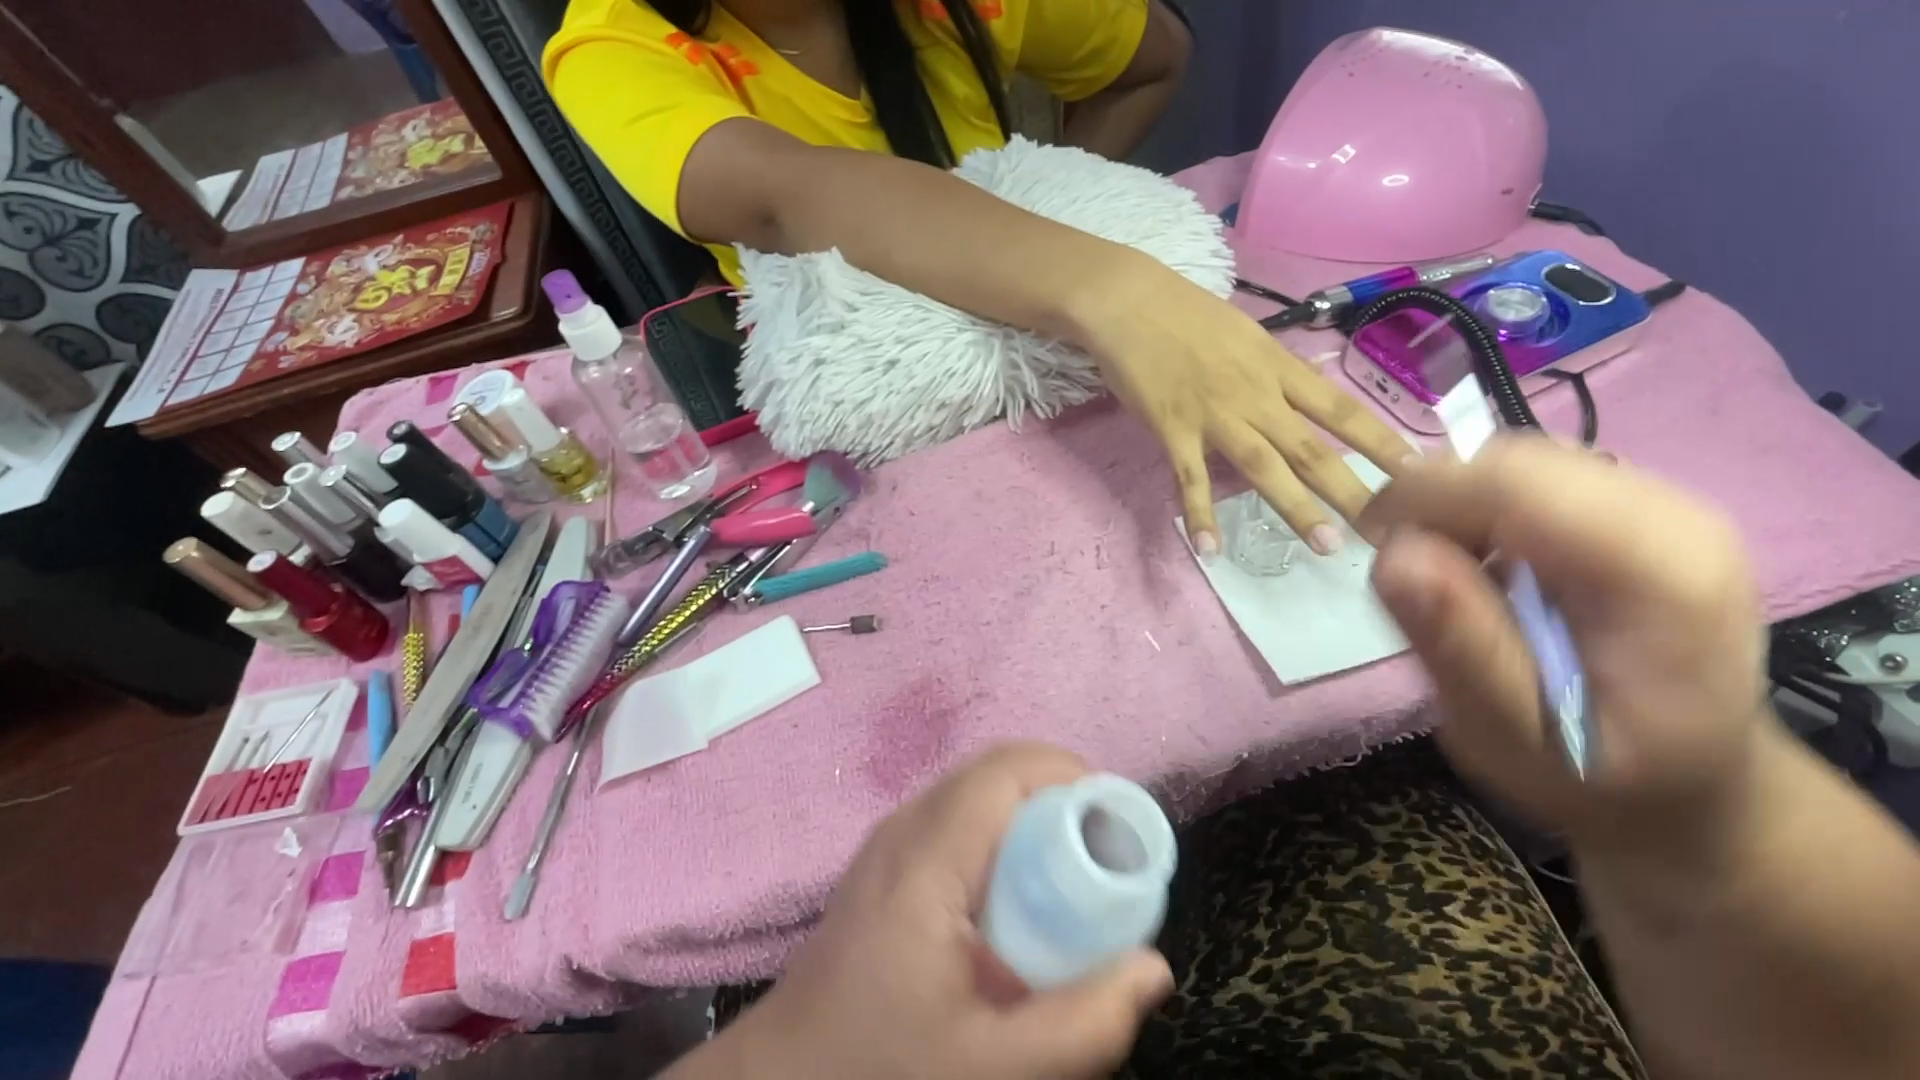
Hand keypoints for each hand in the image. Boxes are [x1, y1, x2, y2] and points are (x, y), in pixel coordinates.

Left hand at [713, 744, 1172, 1079]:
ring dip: (1036, 820)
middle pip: (998, 774)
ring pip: (980, 794)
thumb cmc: (879, 1066)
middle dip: (1064, 801)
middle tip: (1109, 862)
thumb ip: (1081, 1025)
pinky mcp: (888, 862)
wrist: (784, 1077)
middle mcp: (905, 828)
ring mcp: (891, 842)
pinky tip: (1025, 900)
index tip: (1120, 831)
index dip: (1075, 780)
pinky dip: (1007, 839)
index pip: (1008, 771)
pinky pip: (961, 822)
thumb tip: (1153, 967)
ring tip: (1078, 881)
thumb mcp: (990, 1066)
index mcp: (926, 857)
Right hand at [1082, 267, 1413, 556]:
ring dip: (1296, 507)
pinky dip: (1199, 513)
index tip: (1417, 472)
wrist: (1128, 301)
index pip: (1340, 409)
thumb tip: (1305, 395)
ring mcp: (1214, 415)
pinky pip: (1189, 478)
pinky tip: (1210, 548)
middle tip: (1387, 532)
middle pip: (1312, 448)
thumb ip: (1274, 370)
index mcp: (1277, 368)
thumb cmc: (1184, 313)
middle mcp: (1256, 396)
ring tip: (1327, 545)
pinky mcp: (1172, 430)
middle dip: (1353, 491)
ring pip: (1263, 466)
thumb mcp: (1246, 334)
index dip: (1380, 441)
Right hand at [1359, 439, 1768, 848]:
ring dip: (1460, 508)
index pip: (1516, 481)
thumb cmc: (1600, 778)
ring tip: (1455, 582)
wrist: (1695, 784)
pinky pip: (1535, 478)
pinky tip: (1492, 570)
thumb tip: (1395, 553)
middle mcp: (1675, 515)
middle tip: (1411, 579)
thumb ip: (1461, 647)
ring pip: (1520, 460)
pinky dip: (1487, 510)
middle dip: (1438, 503)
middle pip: (1516, 460)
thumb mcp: (1513, 737)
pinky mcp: (1639, 507)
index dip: (1423, 496)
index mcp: (1658, 571)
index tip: (1369, 544)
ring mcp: (1665, 504)